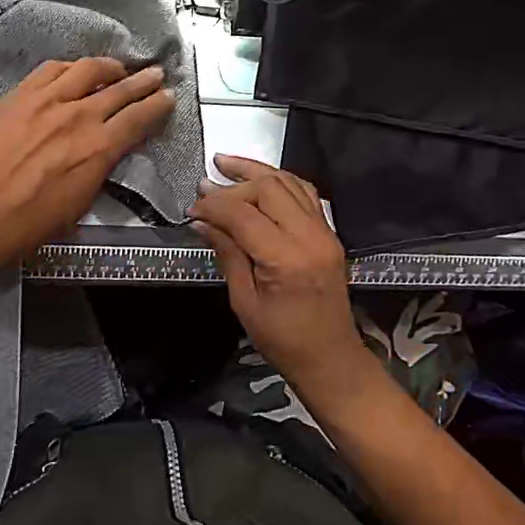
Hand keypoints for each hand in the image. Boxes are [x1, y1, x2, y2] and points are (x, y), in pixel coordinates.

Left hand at [0, 58, 175, 270]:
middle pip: (120, 89)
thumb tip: (107, 152)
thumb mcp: (78, 206)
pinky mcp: (21, 94)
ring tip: (119, 67)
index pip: (139, 118)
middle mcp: (78, 116)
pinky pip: (52, 69)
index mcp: (98, 149)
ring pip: (88, 69)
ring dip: (109, 66)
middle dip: (143, 80)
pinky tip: (75, 70)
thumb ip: (98, 171)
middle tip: (155, 74)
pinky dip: (71, 67)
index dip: (157, 106)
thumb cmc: (26, 222)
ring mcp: (47, 100)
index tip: (167, 97)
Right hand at [192, 156, 369, 391]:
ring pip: (288, 182)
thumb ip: (227, 254)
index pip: (243, 214)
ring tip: (226, 164)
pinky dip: (279, 179)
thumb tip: (203, 222)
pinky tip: (259, 178)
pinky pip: (304, 192)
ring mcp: (324, 232)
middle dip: (232, 185)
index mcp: (287, 260)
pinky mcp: (328, 232)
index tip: (192, 209)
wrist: (332, 360)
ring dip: (255, 171)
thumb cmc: (284, 341)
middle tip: (206, 188)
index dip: (213, 206)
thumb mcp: (244, 302)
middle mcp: (310, 238)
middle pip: (268, 188)